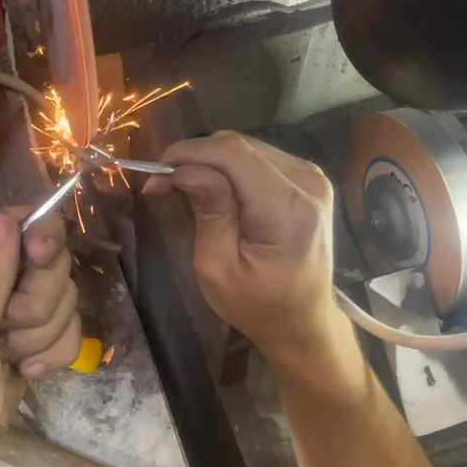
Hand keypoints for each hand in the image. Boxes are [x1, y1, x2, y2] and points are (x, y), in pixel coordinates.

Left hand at [0, 209, 81, 466]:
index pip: (9, 226)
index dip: (36, 237)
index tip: (42, 260)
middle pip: (44, 263)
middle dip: (41, 300)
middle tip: (11, 332)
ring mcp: (5, 322)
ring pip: (58, 301)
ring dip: (45, 334)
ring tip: (13, 362)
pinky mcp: (23, 350)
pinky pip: (60, 333)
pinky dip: (53, 354)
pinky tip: (28, 375)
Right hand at [143, 132, 344, 360]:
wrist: (303, 319)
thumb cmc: (257, 306)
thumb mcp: (219, 269)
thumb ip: (209, 212)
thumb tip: (185, 169)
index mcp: (288, 210)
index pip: (234, 155)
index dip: (189, 154)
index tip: (155, 173)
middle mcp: (307, 183)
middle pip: (238, 147)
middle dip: (194, 158)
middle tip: (161, 185)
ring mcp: (312, 177)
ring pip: (245, 148)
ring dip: (209, 162)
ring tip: (182, 189)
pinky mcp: (307, 178)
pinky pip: (258, 157)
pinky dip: (228, 167)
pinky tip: (212, 190)